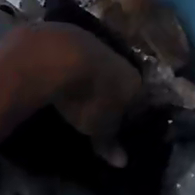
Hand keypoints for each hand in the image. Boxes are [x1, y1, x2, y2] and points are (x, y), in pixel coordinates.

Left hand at [12, 22, 143, 163]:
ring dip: (87, 73)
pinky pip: (72, 53)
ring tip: (75, 89)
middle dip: (109, 90)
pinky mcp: (66, 32)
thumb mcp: (97, 127)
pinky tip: (57, 72)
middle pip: (117, 76)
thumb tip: (122, 162)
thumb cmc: (86, 98)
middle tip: (96, 106)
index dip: (130, 112)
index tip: (120, 122)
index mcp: (133, 81)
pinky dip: (67, 63)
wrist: (57, 56)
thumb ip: (109, 142)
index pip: (138, 98)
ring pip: (95, 61)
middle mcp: (118, 57)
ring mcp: (93, 41)